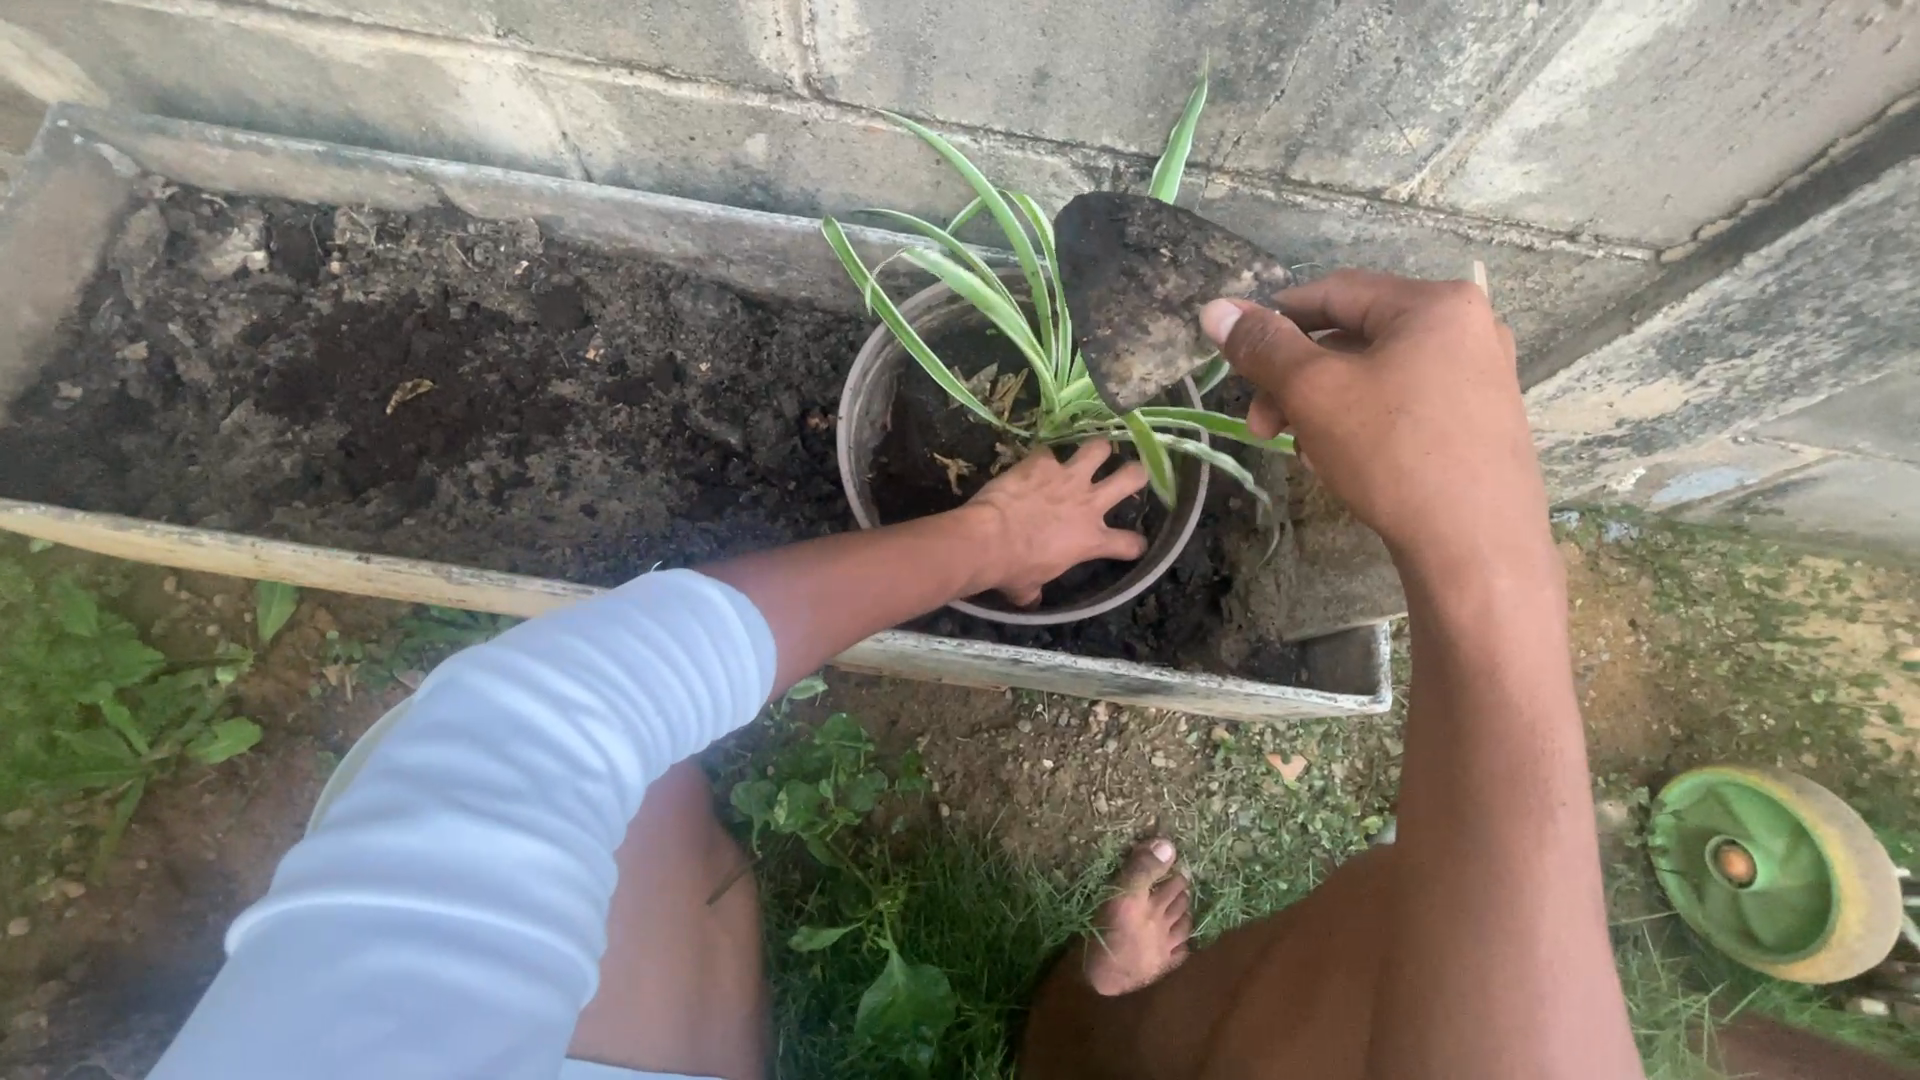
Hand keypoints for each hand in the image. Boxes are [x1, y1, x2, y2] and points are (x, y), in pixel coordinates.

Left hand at [958, 440, 1149, 605]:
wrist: (988, 540)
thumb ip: (1035, 591)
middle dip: (1136, 473)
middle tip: (1131, 474)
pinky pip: (1048, 452)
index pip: (1129, 544)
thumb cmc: (1012, 570)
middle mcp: (1088, 504)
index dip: (1135, 544)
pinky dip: (1042, 458)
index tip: (1133, 544)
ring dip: (1097, 449)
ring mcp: (1067, 478)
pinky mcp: (1041, 463)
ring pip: (1098, 449)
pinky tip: (1034, 462)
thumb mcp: (1027, 589)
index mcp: (1090, 541)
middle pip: (1131, 478)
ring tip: (1094, 451)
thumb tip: (1030, 600)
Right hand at [1199, 270, 1551, 580]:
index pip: (1334, 292)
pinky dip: (1358, 423)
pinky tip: (1339, 462)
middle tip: (1262, 426)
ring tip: (1301, 452)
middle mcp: (1466, 329)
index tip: (1237, 356)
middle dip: (1295, 380)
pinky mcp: (1477, 422)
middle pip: (1353, 338)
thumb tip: (1215, 309)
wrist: (1474, 544)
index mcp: (1433, 305)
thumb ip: (1262, 347)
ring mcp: (1477, 377)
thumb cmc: (1391, 452)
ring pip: (1373, 376)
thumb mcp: (1313, 392)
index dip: (1275, 318)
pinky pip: (1401, 404)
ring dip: (1321, 407)